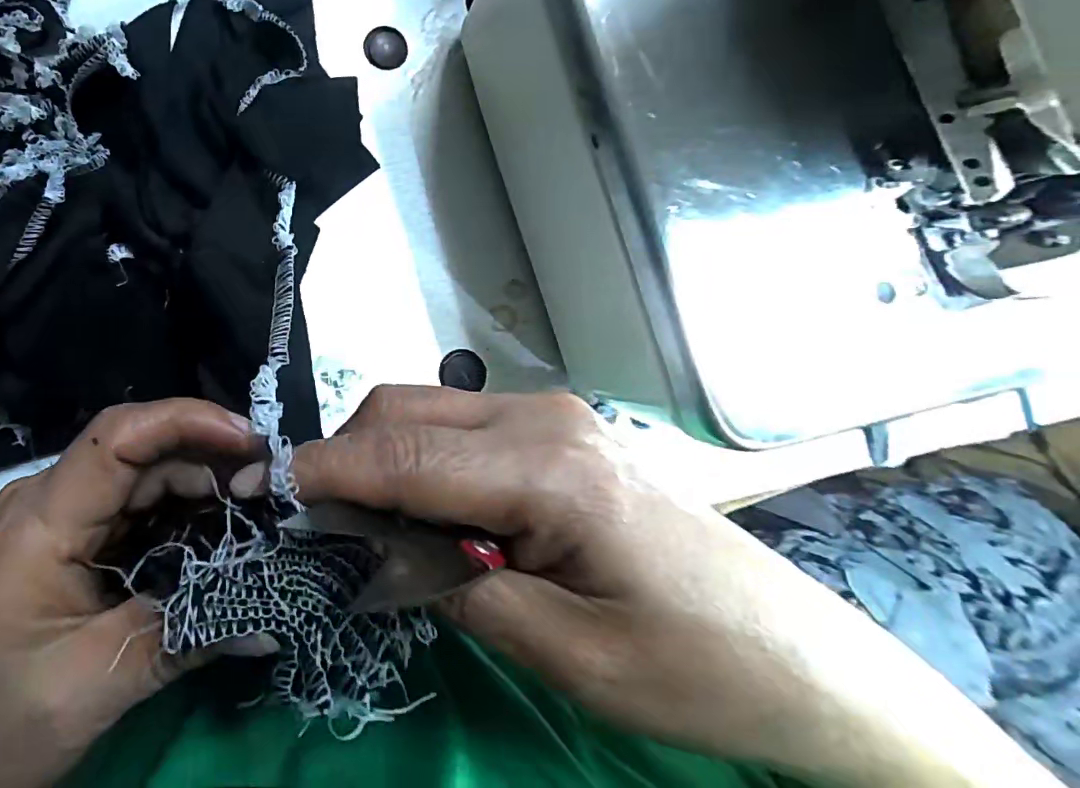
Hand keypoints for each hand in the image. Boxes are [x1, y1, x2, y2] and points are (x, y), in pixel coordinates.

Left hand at [0, 400, 265, 787]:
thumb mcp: (90, 682)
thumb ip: (178, 636)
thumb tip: (265, 616)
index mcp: (40, 519)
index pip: (115, 439)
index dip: (183, 421)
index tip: (248, 442)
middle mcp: (45, 503)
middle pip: (131, 454)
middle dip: (202, 459)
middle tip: (269, 488)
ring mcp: (51, 525)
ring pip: (132, 483)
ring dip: (192, 490)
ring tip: (253, 512)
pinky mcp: (61, 550)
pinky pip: (123, 517)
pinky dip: (171, 521)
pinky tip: (211, 540)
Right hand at [291, 386, 1058, 787]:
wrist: (816, 667)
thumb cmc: (700, 673)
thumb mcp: (565, 655)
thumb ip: (450, 587)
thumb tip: (368, 545)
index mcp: (549, 471)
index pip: (401, 455)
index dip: (324, 470)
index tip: (265, 489)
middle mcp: (539, 417)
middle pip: (398, 410)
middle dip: (343, 457)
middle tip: (321, 522)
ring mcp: (546, 413)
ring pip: (417, 406)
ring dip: (374, 453)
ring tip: (368, 520)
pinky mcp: (549, 427)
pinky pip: (448, 421)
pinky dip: (410, 454)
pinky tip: (420, 506)